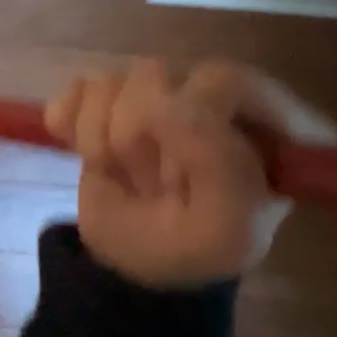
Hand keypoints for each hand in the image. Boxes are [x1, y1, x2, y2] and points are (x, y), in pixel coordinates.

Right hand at [44, 59, 336, 288]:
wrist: (132, 260)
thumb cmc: (192, 248)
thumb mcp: (225, 227)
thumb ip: (217, 164)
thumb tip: (166, 104)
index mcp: (269, 120)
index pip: (225, 80)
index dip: (189, 120)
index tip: (179, 172)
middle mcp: (214, 96)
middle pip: (156, 75)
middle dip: (133, 136)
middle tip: (150, 182)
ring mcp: (157, 93)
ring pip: (109, 82)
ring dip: (99, 138)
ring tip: (121, 173)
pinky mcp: (106, 98)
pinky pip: (76, 88)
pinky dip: (68, 124)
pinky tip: (87, 155)